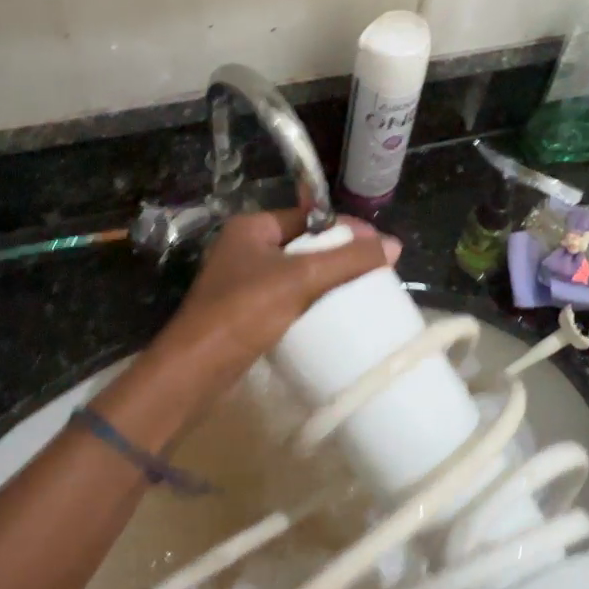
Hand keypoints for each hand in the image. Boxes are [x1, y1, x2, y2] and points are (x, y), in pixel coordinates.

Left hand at [146, 208, 401, 394]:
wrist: (194, 372)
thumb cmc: (243, 313)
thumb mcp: (301, 279)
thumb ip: (347, 260)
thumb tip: (394, 245)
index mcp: (252, 227)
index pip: (310, 216)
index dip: (346, 228)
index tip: (380, 246)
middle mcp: (246, 248)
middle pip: (306, 244)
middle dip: (340, 256)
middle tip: (377, 271)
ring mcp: (244, 282)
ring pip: (299, 273)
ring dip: (328, 281)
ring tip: (363, 293)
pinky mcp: (247, 313)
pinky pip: (290, 298)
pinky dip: (313, 303)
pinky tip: (334, 316)